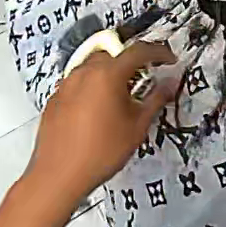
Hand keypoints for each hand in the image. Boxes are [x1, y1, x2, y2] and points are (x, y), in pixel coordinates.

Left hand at [20, 41, 175, 205]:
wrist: (59, 176)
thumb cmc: (101, 152)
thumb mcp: (138, 125)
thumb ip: (157, 98)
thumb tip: (170, 84)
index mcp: (108, 75)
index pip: (139, 51)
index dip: (159, 52)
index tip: (169, 60)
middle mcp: (84, 73)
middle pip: (114, 54)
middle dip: (133, 61)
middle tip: (148, 75)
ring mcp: (66, 85)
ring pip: (94, 67)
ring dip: (112, 72)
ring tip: (124, 93)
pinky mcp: (55, 99)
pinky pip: (79, 82)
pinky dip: (94, 86)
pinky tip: (101, 108)